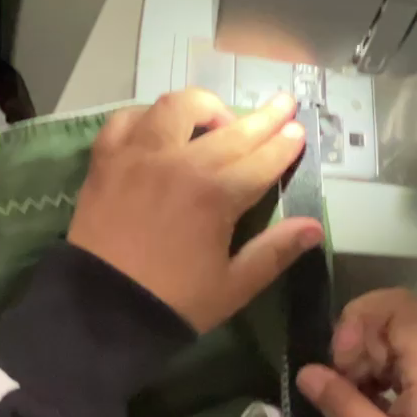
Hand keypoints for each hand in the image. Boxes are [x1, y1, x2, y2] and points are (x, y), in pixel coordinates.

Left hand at [67, 89, 322, 332]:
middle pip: (230, 129)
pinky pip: (128, 120)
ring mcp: (139, 155)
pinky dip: (148, 117)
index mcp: (217, 194)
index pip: (262, 160)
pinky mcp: (106, 160)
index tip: (299, 130)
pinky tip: (158, 128)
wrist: (102, 312)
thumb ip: (274, 252)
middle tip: (282, 104)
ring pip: (176, 107)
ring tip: (218, 118)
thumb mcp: (234, 286)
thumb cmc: (175, 302)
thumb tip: (314, 227)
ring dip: (205, 107)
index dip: (284, 145)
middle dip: (263, 117)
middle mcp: (180, 162)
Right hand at [297, 290, 416, 416]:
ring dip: (362, 366)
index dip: (360, 319)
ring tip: (347, 402)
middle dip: (355, 346)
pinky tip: (362, 409)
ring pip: (393, 347)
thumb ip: (342, 404)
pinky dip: (377, 380)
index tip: (341, 356)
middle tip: (338, 386)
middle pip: (390, 325)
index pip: (396, 305)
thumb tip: (306, 371)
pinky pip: (402, 370)